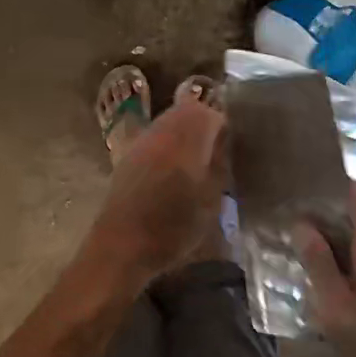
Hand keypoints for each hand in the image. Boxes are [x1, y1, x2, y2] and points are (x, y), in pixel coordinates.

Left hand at [83, 99, 225, 281]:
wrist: (122, 244)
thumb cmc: (174, 224)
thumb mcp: (212, 198)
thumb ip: (220, 165)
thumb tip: (224, 146)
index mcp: (188, 133)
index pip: (214, 114)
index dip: (225, 131)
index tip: (232, 153)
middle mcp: (163, 127)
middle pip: (189, 111)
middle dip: (205, 129)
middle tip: (216, 157)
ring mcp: (142, 138)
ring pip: (170, 123)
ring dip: (185, 136)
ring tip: (195, 166)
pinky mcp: (127, 154)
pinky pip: (155, 139)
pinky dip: (167, 148)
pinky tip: (171, 174)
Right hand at [292, 182, 355, 356]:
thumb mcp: (335, 308)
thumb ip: (319, 264)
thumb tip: (302, 225)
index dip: (341, 179)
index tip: (313, 176)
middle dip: (329, 211)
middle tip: (295, 215)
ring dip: (338, 237)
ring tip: (306, 244)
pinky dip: (349, 256)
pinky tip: (330, 275)